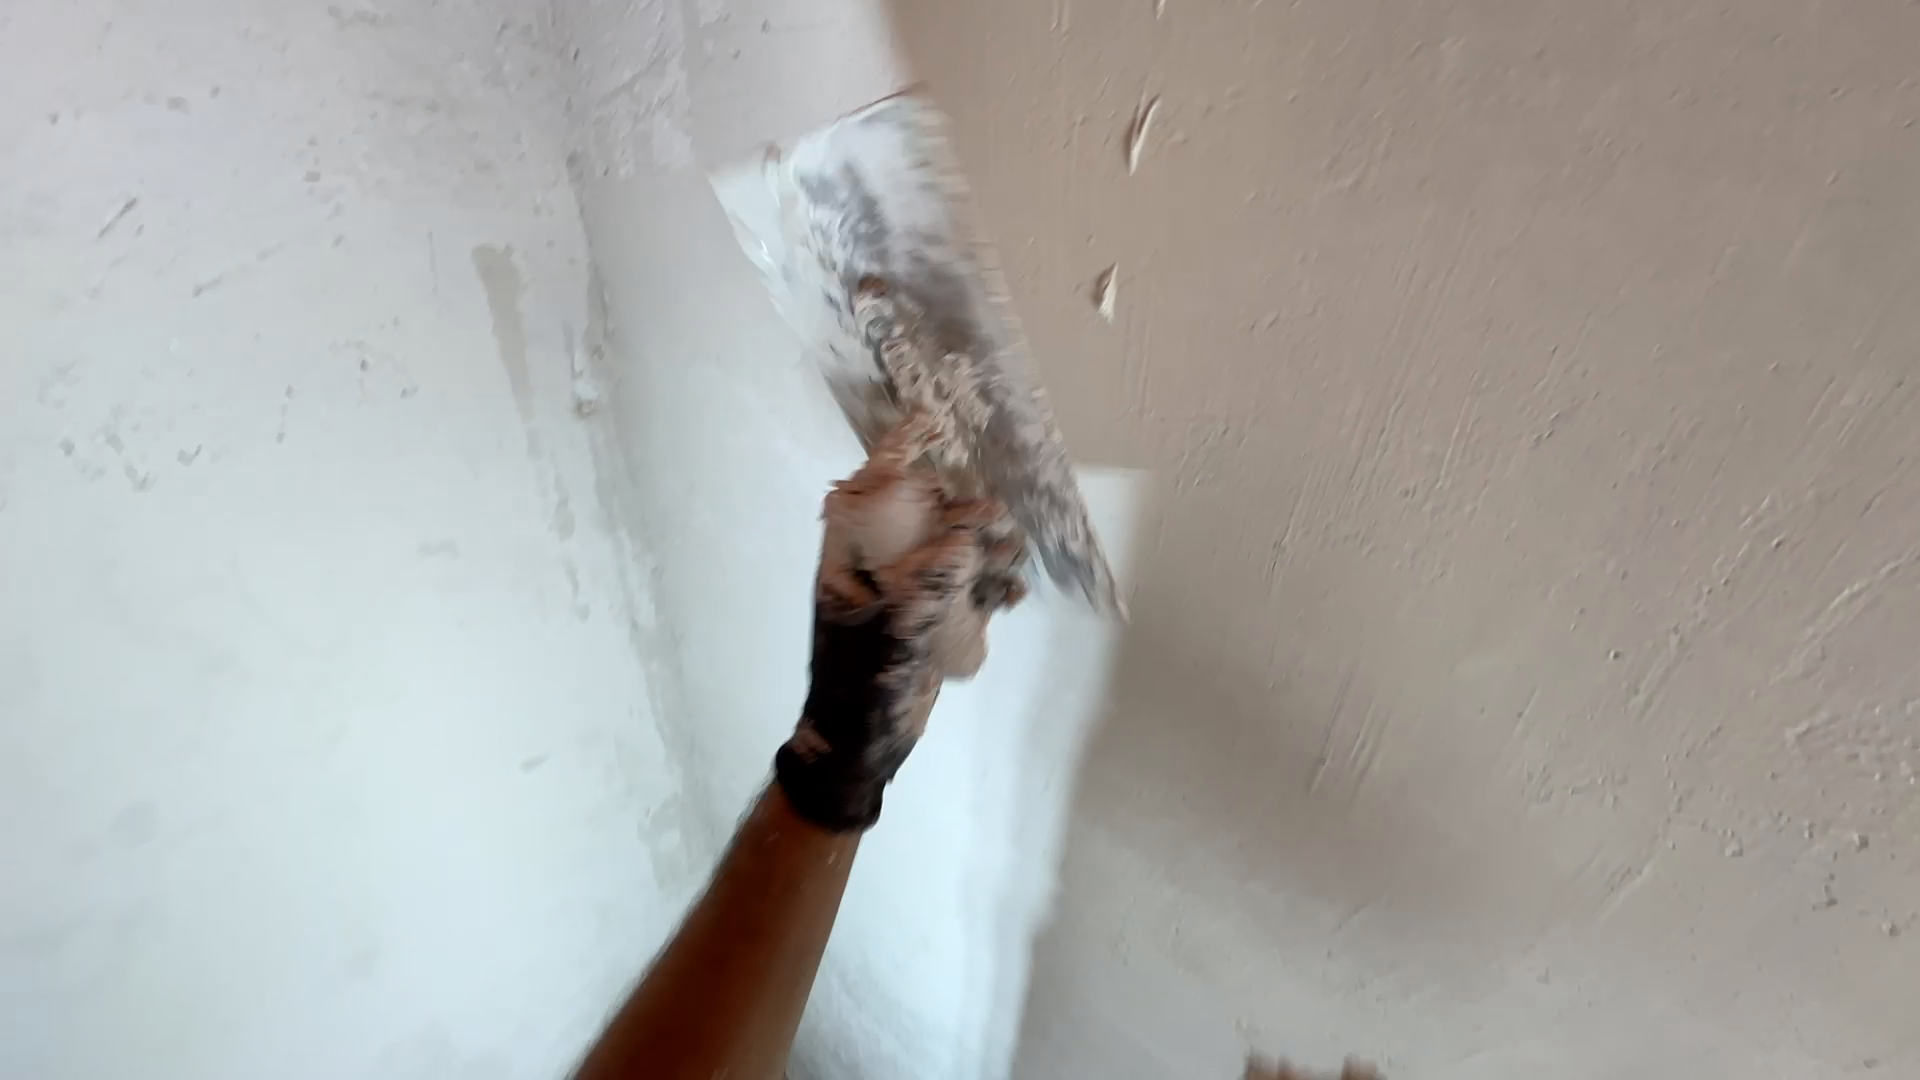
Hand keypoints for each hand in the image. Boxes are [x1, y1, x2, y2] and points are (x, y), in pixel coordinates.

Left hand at [774, 414, 1025, 831]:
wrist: (862, 740)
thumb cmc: (860, 683)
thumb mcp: (892, 631)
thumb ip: (929, 583)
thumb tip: (968, 540)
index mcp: (854, 554)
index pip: (872, 487)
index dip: (898, 450)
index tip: (931, 420)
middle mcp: (886, 562)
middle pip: (928, 513)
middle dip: (966, 511)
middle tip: (998, 518)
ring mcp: (915, 587)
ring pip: (958, 548)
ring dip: (990, 548)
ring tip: (1013, 561)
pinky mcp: (940, 613)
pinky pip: (973, 585)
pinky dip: (997, 584)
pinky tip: (1014, 594)